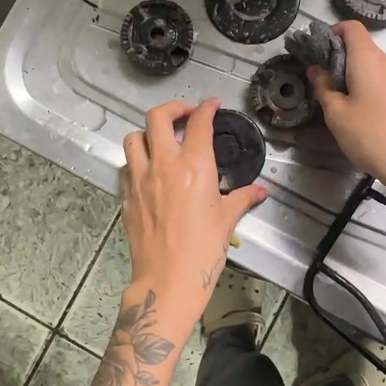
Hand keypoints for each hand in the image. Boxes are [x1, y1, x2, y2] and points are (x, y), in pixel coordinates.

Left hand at [88, 100, 266, 385]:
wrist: (167, 280)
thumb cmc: (202, 250)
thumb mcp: (227, 220)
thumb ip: (241, 198)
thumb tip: (259, 191)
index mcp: (194, 165)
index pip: (199, 123)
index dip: (206, 108)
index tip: (211, 106)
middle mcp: (163, 164)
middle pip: (157, 117)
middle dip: (172, 109)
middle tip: (184, 115)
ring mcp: (140, 178)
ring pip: (134, 138)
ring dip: (147, 132)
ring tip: (161, 139)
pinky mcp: (126, 195)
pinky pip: (127, 166)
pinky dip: (137, 160)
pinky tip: (149, 169)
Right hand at [308, 21, 385, 195]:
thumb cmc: (369, 136)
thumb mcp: (336, 113)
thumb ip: (323, 86)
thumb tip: (316, 69)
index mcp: (369, 59)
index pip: (352, 28)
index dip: (334, 33)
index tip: (321, 52)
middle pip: (364, 49)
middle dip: (344, 62)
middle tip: (328, 86)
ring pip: (377, 67)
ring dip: (360, 77)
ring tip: (349, 105)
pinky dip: (376, 89)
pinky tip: (370, 115)